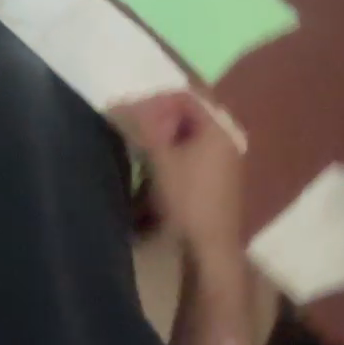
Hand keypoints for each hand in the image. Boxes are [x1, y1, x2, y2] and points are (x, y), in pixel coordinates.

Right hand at [113, 92, 245, 255]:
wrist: (209, 247)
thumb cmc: (185, 198)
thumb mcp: (159, 158)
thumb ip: (141, 128)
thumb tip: (118, 106)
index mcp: (216, 130)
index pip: (184, 97)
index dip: (154, 100)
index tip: (129, 112)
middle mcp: (225, 140)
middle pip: (186, 115)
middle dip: (156, 117)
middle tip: (129, 127)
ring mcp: (223, 162)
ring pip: (187, 135)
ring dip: (161, 136)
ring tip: (136, 146)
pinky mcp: (216, 180)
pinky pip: (191, 153)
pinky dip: (170, 152)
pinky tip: (152, 166)